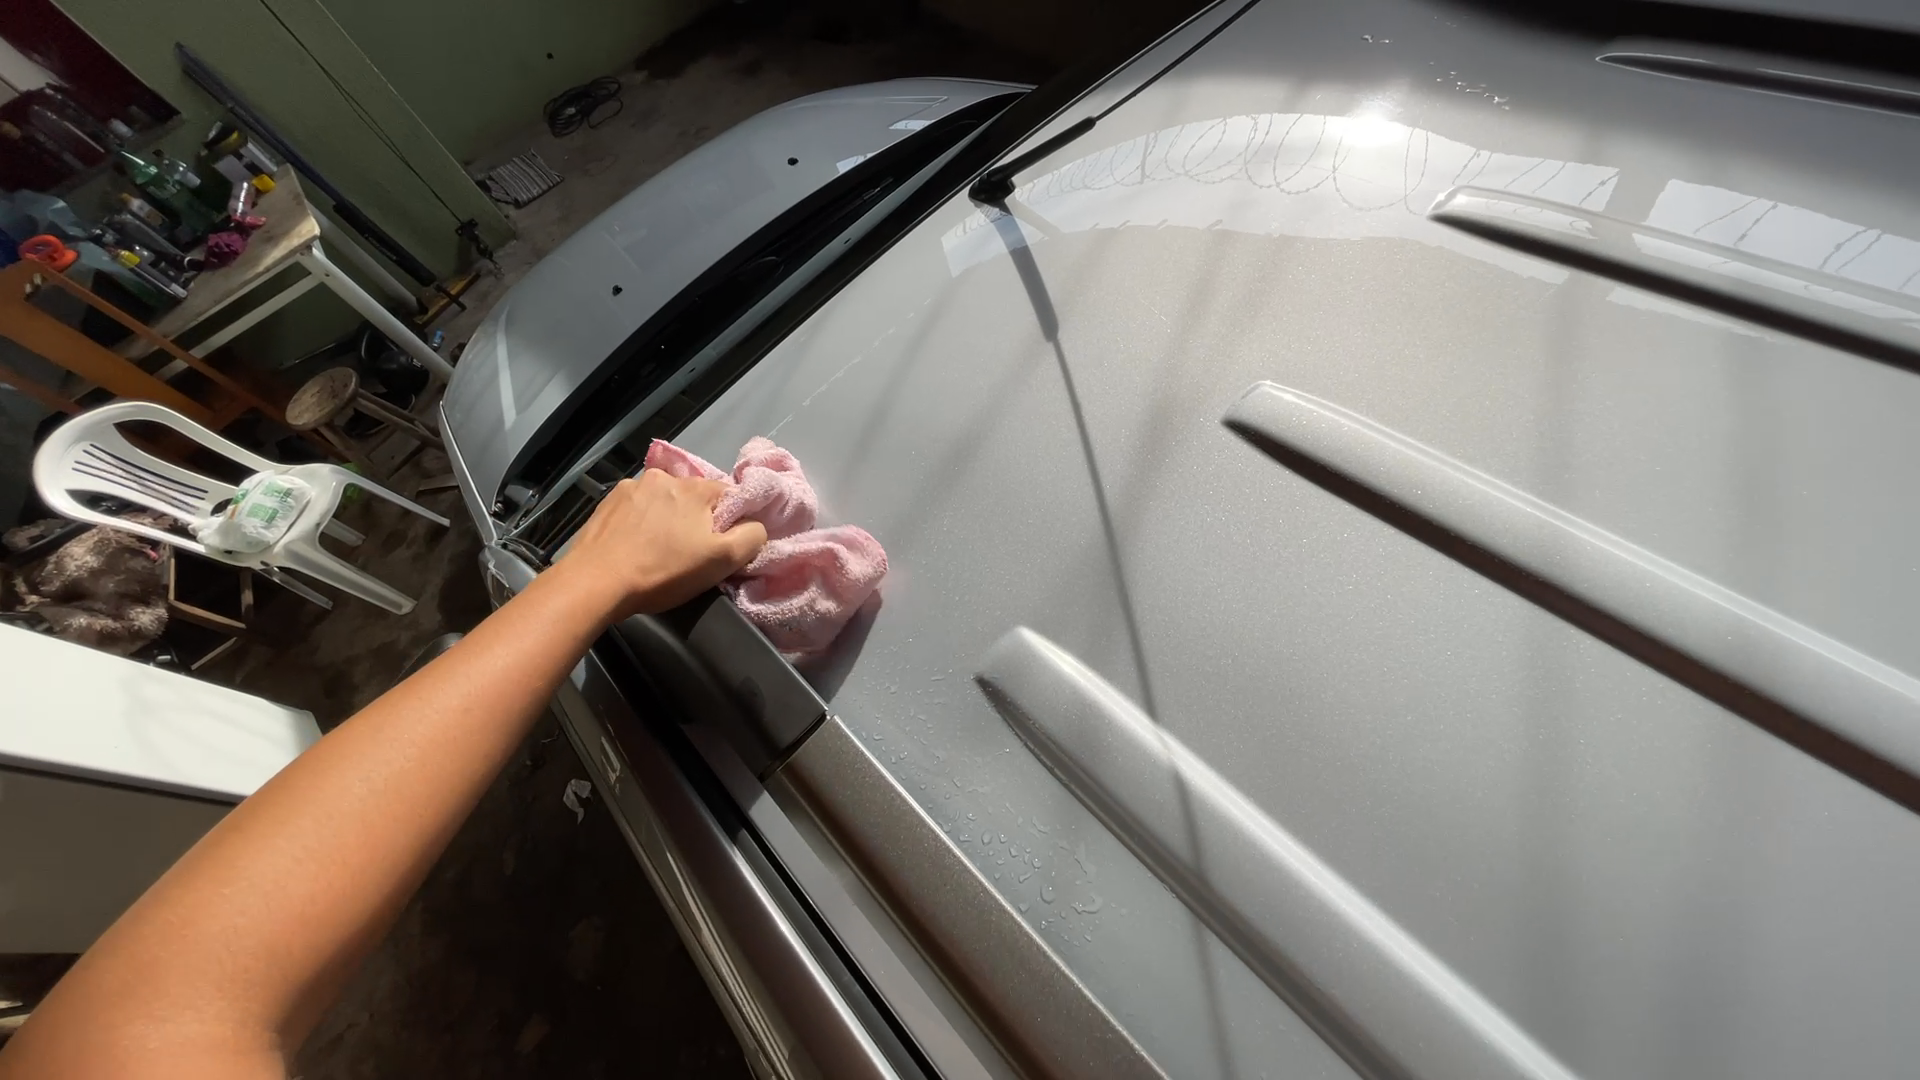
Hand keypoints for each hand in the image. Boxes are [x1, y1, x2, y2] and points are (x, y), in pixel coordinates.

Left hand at [557, 469, 766, 618]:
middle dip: (697, 520)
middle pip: (695, 498)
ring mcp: (631, 487)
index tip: (719, 546)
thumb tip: (754, 525)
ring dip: (667, 519)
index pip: (730, 496)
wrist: (595, 583)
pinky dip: (642, 522)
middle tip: (689, 552)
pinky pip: (638, 507)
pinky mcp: (607, 501)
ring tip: (658, 550)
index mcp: (696, 488)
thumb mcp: (722, 561)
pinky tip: (635, 545)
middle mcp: (664, 477)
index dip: (731, 522)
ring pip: (664, 501)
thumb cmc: (663, 572)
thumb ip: (752, 536)